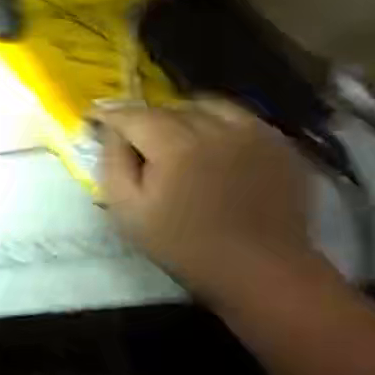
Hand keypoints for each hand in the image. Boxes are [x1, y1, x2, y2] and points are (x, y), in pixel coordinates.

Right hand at [95, 99, 326, 301]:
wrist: (262, 270)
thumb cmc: (184, 244)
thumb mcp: (127, 210)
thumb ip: (112, 163)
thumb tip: (110, 132)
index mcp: (176, 145)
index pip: (133, 115)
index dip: (110, 115)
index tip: (95, 118)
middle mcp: (217, 128)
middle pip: (169, 107)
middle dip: (147, 119)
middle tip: (136, 140)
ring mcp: (254, 132)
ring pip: (207, 105)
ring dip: (184, 115)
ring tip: (176, 137)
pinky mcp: (279, 143)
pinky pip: (240, 118)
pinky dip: (219, 123)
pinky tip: (213, 147)